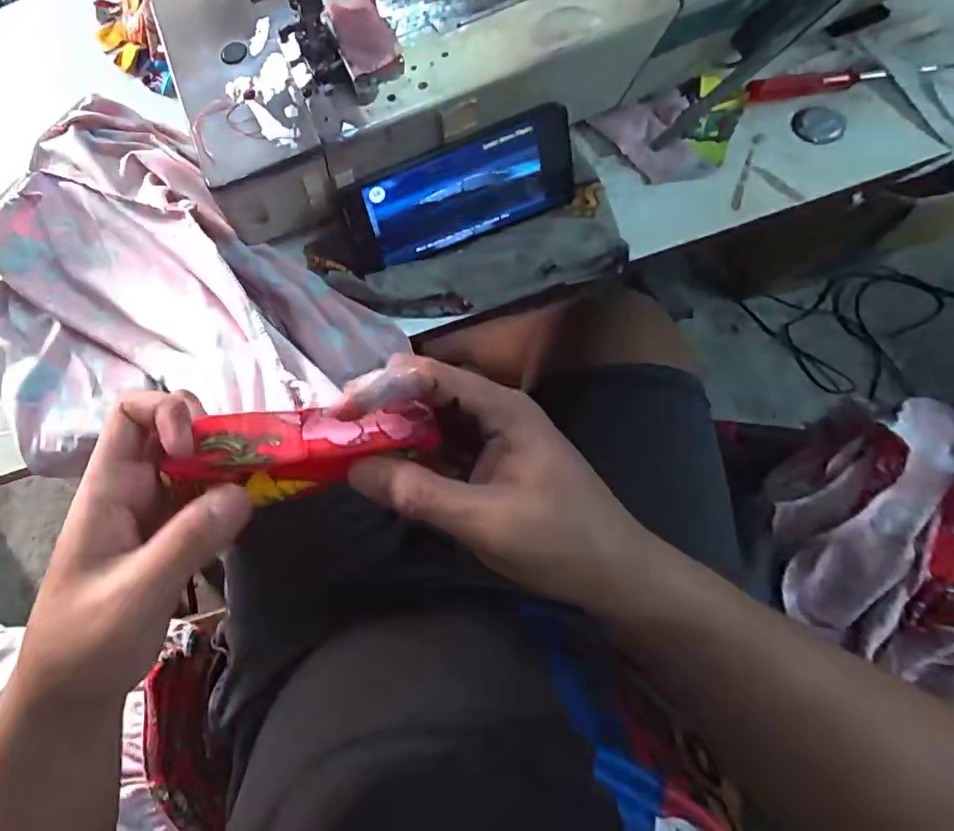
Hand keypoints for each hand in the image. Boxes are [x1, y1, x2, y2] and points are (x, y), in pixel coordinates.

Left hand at [13, 392, 251, 706]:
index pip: (129, 412)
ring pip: (193, 462)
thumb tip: (241, 492)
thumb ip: (186, 542)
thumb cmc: (85, 642)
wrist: (69, 694)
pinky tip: (245, 515)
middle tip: (243, 467)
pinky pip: (203, 496)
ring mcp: (152, 509)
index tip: (192, 448)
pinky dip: (227, 496)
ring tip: (256, 486)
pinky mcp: (169, 534)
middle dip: (210, 436)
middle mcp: (132, 486)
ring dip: (225, 466)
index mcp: (108, 486)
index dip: (165, 412)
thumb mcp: (135, 594)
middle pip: (171, 428)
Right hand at [331, 353, 648, 610]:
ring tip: (348, 446)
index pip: (429, 376)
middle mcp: (493, 410)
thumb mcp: (484, 521)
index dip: (380, 387)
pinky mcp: (488, 462)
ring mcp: (491, 436)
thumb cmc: (559, 541)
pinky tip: (384, 469)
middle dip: (381, 408)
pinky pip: (441, 450)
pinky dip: (412, 457)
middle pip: (426, 394)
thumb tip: (353, 469)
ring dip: (393, 434)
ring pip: (431, 423)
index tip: (339, 411)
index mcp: (501, 407)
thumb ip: (418, 493)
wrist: (617, 576)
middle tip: (335, 430)